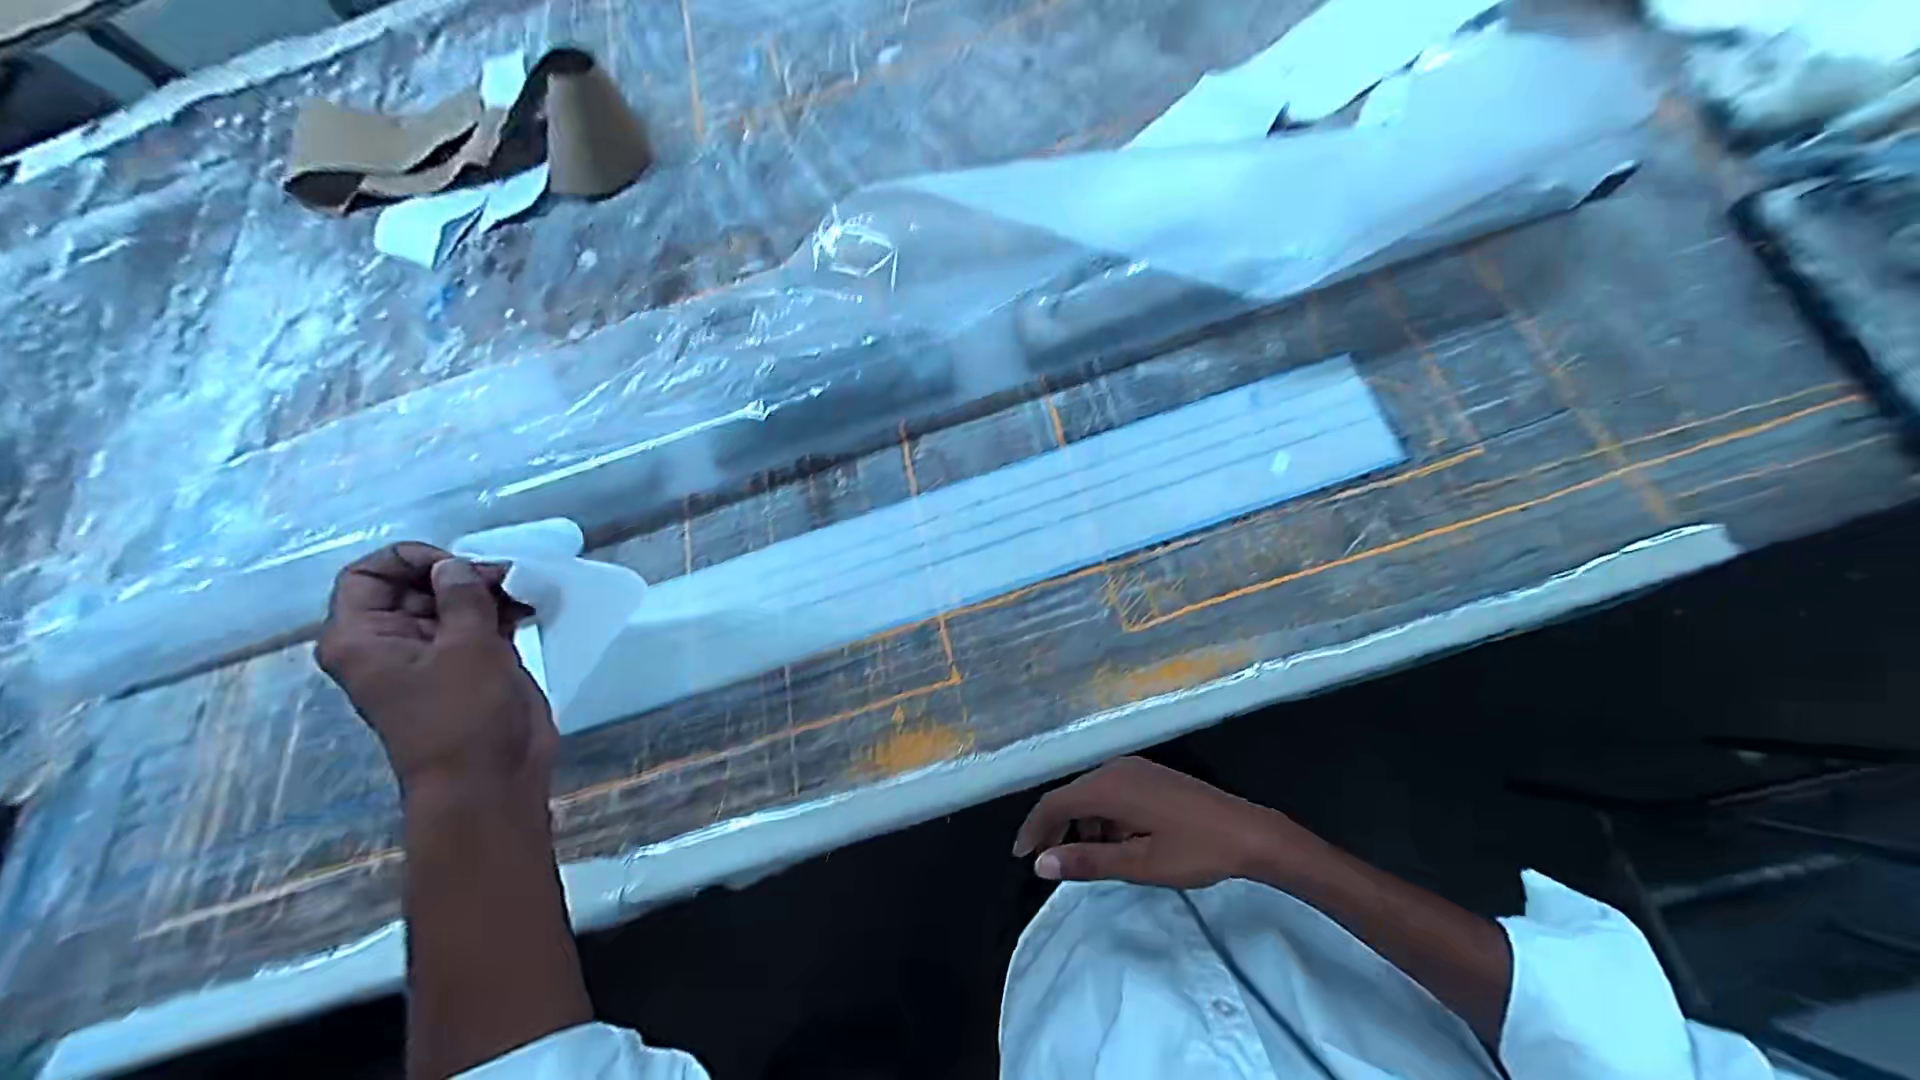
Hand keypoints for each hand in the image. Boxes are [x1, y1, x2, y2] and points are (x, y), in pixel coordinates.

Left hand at [316, 542, 554, 800]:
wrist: (491, 777)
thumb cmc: (463, 715)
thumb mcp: (464, 647)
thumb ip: (461, 597)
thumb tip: (455, 566)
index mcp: (363, 638)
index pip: (367, 575)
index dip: (410, 560)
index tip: (457, 566)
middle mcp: (392, 642)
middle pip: (416, 585)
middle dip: (461, 574)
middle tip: (505, 576)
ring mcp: (435, 654)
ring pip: (454, 602)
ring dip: (488, 590)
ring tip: (524, 588)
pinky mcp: (472, 665)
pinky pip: (481, 622)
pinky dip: (504, 609)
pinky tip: (532, 605)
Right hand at [1011, 757, 1317, 886]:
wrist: (1249, 833)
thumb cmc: (1194, 850)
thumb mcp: (1139, 863)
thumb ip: (1087, 860)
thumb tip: (1040, 863)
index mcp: (1109, 786)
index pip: (1055, 802)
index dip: (1034, 828)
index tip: (1021, 856)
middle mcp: (1116, 768)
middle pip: (1070, 795)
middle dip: (1055, 827)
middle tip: (1048, 862)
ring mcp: (1134, 768)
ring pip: (1090, 794)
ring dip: (1081, 824)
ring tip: (1088, 859)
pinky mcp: (1149, 775)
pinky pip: (1110, 791)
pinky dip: (1101, 817)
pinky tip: (1116, 842)